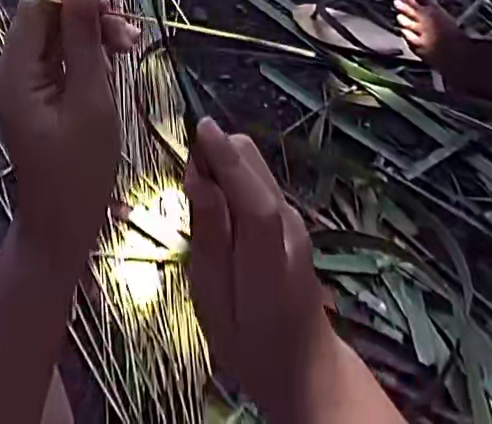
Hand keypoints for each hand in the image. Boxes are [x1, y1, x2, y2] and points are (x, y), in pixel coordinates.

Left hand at [0, 0, 138, 263]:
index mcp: (14, 72)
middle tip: (131, 35)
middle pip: (48, 18)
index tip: (114, 7)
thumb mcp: (90, 100)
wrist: (63, 222)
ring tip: (130, 48)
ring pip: (58, 34)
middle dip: (90, 17)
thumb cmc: (80, 169)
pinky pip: (60, 55)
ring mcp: (22, 80)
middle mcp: (10, 69)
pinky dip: (88, 52)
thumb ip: (84, 42)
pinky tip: (114, 60)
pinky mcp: (36, 90)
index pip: (35, 7)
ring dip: (94, 34)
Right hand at [185, 117, 340, 419]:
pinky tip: (219, 207)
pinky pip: (257, 176)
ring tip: (200, 199)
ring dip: (223, 160)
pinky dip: (233, 173)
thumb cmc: (249, 344)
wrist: (305, 366)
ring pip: (255, 162)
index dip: (226, 160)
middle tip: (186, 185)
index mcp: (268, 260)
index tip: (200, 126)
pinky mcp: (289, 214)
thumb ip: (208, 238)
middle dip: (216, 153)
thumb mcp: (213, 302)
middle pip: (253, 163)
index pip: (252, 198)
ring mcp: (293, 216)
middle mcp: (287, 225)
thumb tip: (197, 178)